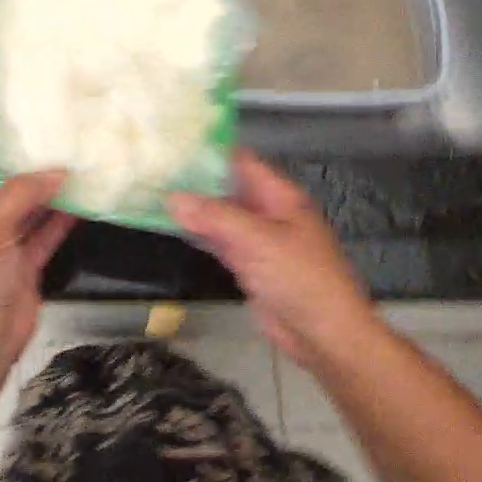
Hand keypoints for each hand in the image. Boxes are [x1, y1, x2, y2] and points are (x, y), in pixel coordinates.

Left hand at [0, 172, 76, 367]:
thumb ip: (21, 193)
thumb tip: (58, 173)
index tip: (28, 152)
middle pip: (5, 195)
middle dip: (30, 178)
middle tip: (60, 156)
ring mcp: (2, 250)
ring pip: (28, 215)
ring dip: (49, 199)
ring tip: (76, 175)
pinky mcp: (24, 267)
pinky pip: (44, 238)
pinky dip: (60, 223)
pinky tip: (81, 207)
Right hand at [169, 150, 377, 365]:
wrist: (325, 337)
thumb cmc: (300, 278)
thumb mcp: (258, 241)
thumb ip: (215, 217)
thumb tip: (172, 198)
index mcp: (280, 196)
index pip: (241, 162)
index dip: (210, 151)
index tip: (174, 144)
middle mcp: (268, 212)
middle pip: (228, 188)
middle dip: (196, 180)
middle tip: (156, 168)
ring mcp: (259, 241)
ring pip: (222, 216)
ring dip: (195, 208)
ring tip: (156, 191)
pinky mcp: (250, 266)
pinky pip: (221, 242)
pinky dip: (200, 234)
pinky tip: (173, 225)